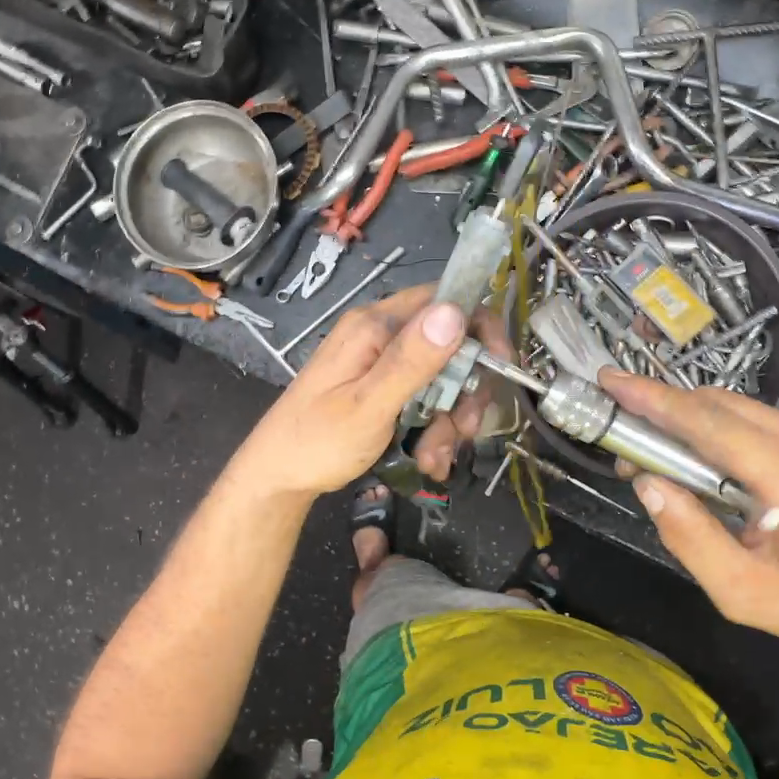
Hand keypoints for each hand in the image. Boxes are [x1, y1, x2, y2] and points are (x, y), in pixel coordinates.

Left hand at [230, 287, 467, 497]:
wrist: (277, 478)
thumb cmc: (316, 442)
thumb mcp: (367, 405)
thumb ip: (410, 361)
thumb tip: (455, 311)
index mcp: (375, 326)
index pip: (446, 300)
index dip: (481, 330)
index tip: (501, 369)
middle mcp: (381, 337)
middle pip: (451, 347)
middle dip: (464, 392)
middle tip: (464, 431)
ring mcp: (381, 366)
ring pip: (442, 381)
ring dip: (449, 422)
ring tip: (433, 459)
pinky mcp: (382, 392)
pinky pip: (424, 402)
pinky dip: (432, 431)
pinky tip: (426, 461)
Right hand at [599, 369, 778, 662]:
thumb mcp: (743, 592)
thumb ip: (690, 538)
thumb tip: (647, 485)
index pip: (710, 423)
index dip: (654, 401)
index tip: (610, 382)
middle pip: (718, 405)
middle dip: (660, 408)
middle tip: (618, 433)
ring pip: (734, 408)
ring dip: (683, 420)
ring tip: (646, 452)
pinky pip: (750, 421)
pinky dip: (709, 429)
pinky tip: (689, 458)